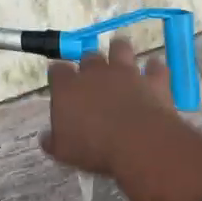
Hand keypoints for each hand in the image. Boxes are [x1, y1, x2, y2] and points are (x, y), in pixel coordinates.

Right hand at [38, 37, 185, 176]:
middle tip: (94, 78)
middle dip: (91, 64)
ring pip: (120, 48)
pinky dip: (155, 69)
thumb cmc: (95, 148)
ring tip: (122, 60)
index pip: (57, 70)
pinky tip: (155, 74)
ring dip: (121, 52)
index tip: (62, 86)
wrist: (140, 145)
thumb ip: (53, 141)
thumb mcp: (65, 152)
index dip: (60, 76)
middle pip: (89, 56)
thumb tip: (45, 138)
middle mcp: (94, 72)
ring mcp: (125, 73)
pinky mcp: (153, 81)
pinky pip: (156, 68)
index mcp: (67, 86)